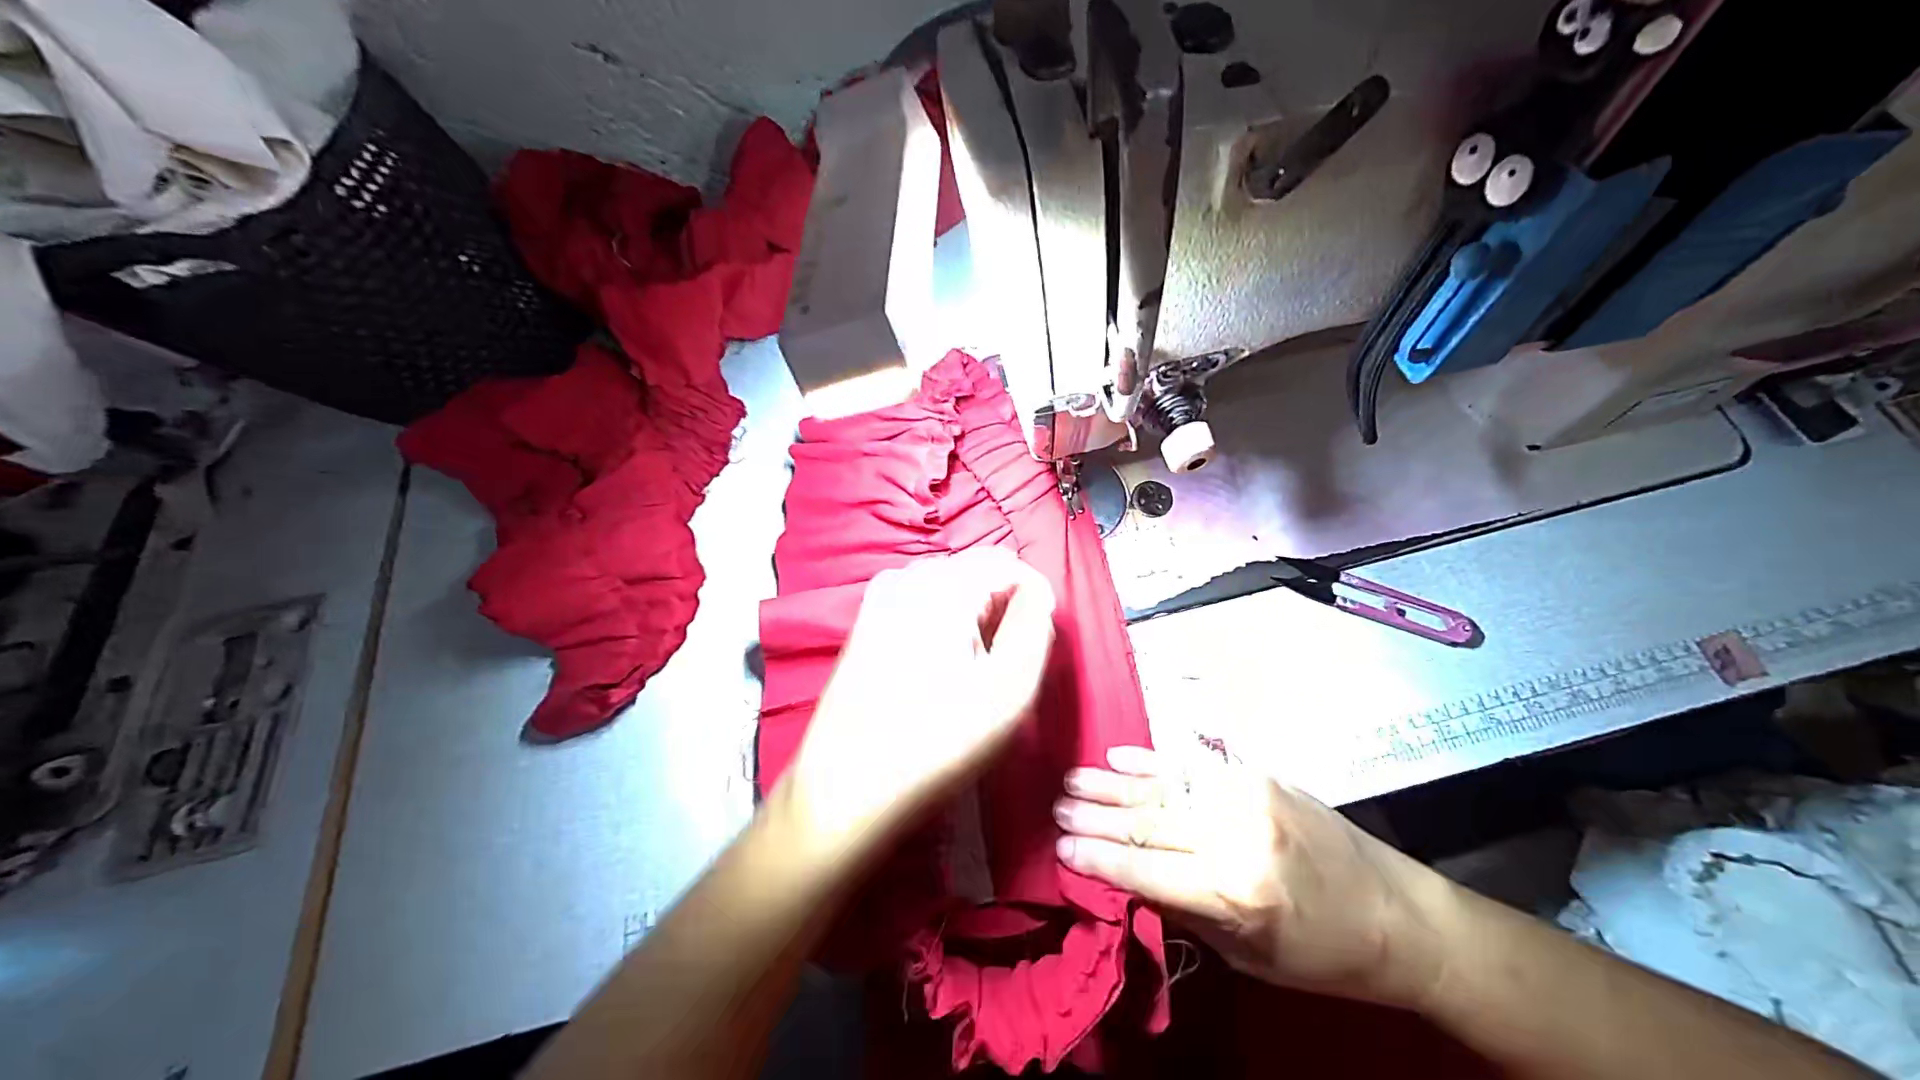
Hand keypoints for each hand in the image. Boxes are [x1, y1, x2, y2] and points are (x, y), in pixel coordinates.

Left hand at [779, 549, 1055, 855]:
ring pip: (951, 588)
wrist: (848, 784)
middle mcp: (907, 575)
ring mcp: (880, 596)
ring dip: (973, 618)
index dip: (1036, 603)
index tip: (1035, 650)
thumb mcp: (1009, 687)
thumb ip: (1034, 625)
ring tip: (971, 674)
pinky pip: (922, 604)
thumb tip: (1036, 594)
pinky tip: (939, 670)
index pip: (1012, 565)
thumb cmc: (937, 740)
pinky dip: (943, 625)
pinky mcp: (866, 620)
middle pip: (979, 572)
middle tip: (1003, 667)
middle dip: (1003, 609)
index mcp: (943, 583)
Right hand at [1053, 747, 1455, 1009]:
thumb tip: (1128, 877)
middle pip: (1150, 822)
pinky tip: (1121, 756)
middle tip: (1056, 806)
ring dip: (1114, 783)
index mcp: (1235, 893)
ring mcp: (1249, 798)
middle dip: (1097, 815)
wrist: (1399, 916)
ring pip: (1165, 787)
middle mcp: (1237, 837)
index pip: (1147, 869)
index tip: (1061, 847)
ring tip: (1072, 780)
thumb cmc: (1321, 956)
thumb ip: (1185, 911)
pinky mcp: (1261, 777)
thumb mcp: (1247, 957)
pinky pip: (1197, 766)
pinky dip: (1156, 762)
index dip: (1099, 857)